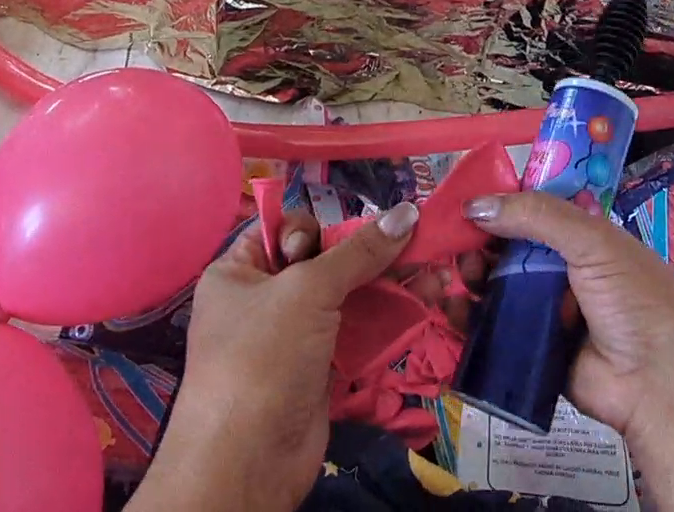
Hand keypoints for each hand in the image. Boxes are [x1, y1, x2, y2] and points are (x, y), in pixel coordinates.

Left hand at [132, 202, 418, 511]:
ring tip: (434, 271)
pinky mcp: (320, 367)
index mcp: (239, 270)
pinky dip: (387, 318)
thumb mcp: (308, 291)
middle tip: (414, 245)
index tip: (338, 241)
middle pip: (323, 260)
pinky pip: (356, 330)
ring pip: (347, 296)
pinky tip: (422, 302)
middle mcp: (263, 297)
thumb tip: (408, 211)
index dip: (316, 228)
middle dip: (369, 254)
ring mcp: (293, 335)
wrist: (248, 462)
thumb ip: (360, 251)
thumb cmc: (263, 356)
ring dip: (389, 284)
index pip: (283, 229)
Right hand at [465, 191, 673, 510]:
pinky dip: (466, 315)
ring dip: (466, 276)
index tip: (461, 200)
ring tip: (447, 275)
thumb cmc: (633, 300)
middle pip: (506, 246)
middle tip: (451, 244)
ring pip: (494, 284)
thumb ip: (537, 216)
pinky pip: (491, 325)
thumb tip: (475, 205)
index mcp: (582, 236)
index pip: (532, 209)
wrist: (657, 385)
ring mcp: (544, 308)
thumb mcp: (593, 243)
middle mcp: (561, 267)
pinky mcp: (530, 346)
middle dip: (475, 242)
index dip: (498, 203)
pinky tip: (448, 306)